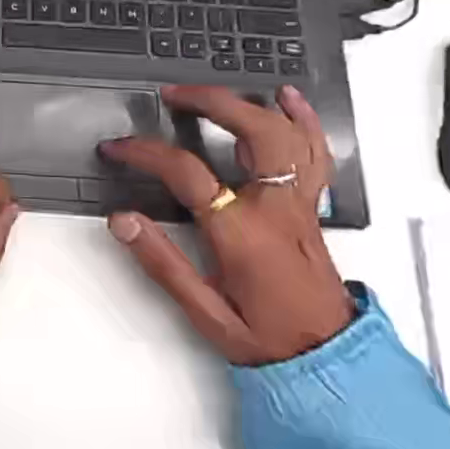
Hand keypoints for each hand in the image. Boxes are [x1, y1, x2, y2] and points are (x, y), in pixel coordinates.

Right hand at [99, 85, 352, 365]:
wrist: (330, 360)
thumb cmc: (266, 337)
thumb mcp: (203, 310)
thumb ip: (161, 261)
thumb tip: (122, 220)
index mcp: (242, 234)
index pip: (187, 173)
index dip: (145, 152)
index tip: (118, 148)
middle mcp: (276, 209)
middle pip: (253, 132)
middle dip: (210, 103)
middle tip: (173, 96)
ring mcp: (299, 204)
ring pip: (287, 134)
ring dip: (250, 103)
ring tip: (219, 88)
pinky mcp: (310, 207)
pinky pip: (314, 152)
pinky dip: (303, 120)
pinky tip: (288, 101)